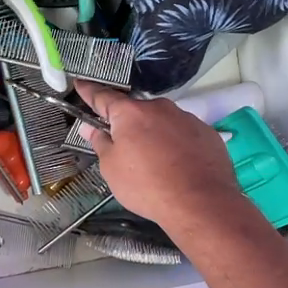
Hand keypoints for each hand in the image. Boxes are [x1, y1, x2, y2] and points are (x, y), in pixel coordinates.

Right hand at [77, 82, 244, 229]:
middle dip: (127, 124)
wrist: (200, 203)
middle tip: (123, 147)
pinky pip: (182, 134)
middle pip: (135, 111)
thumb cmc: (147, 186)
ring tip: (154, 163)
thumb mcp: (112, 169)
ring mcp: (186, 118)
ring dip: (153, 135)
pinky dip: (175, 145)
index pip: (103, 96)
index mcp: (131, 113)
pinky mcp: (207, 133)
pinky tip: (176, 166)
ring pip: (161, 122)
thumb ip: (101, 143)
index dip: (89, 91)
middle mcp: (159, 108)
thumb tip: (93, 129)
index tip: (80, 84)